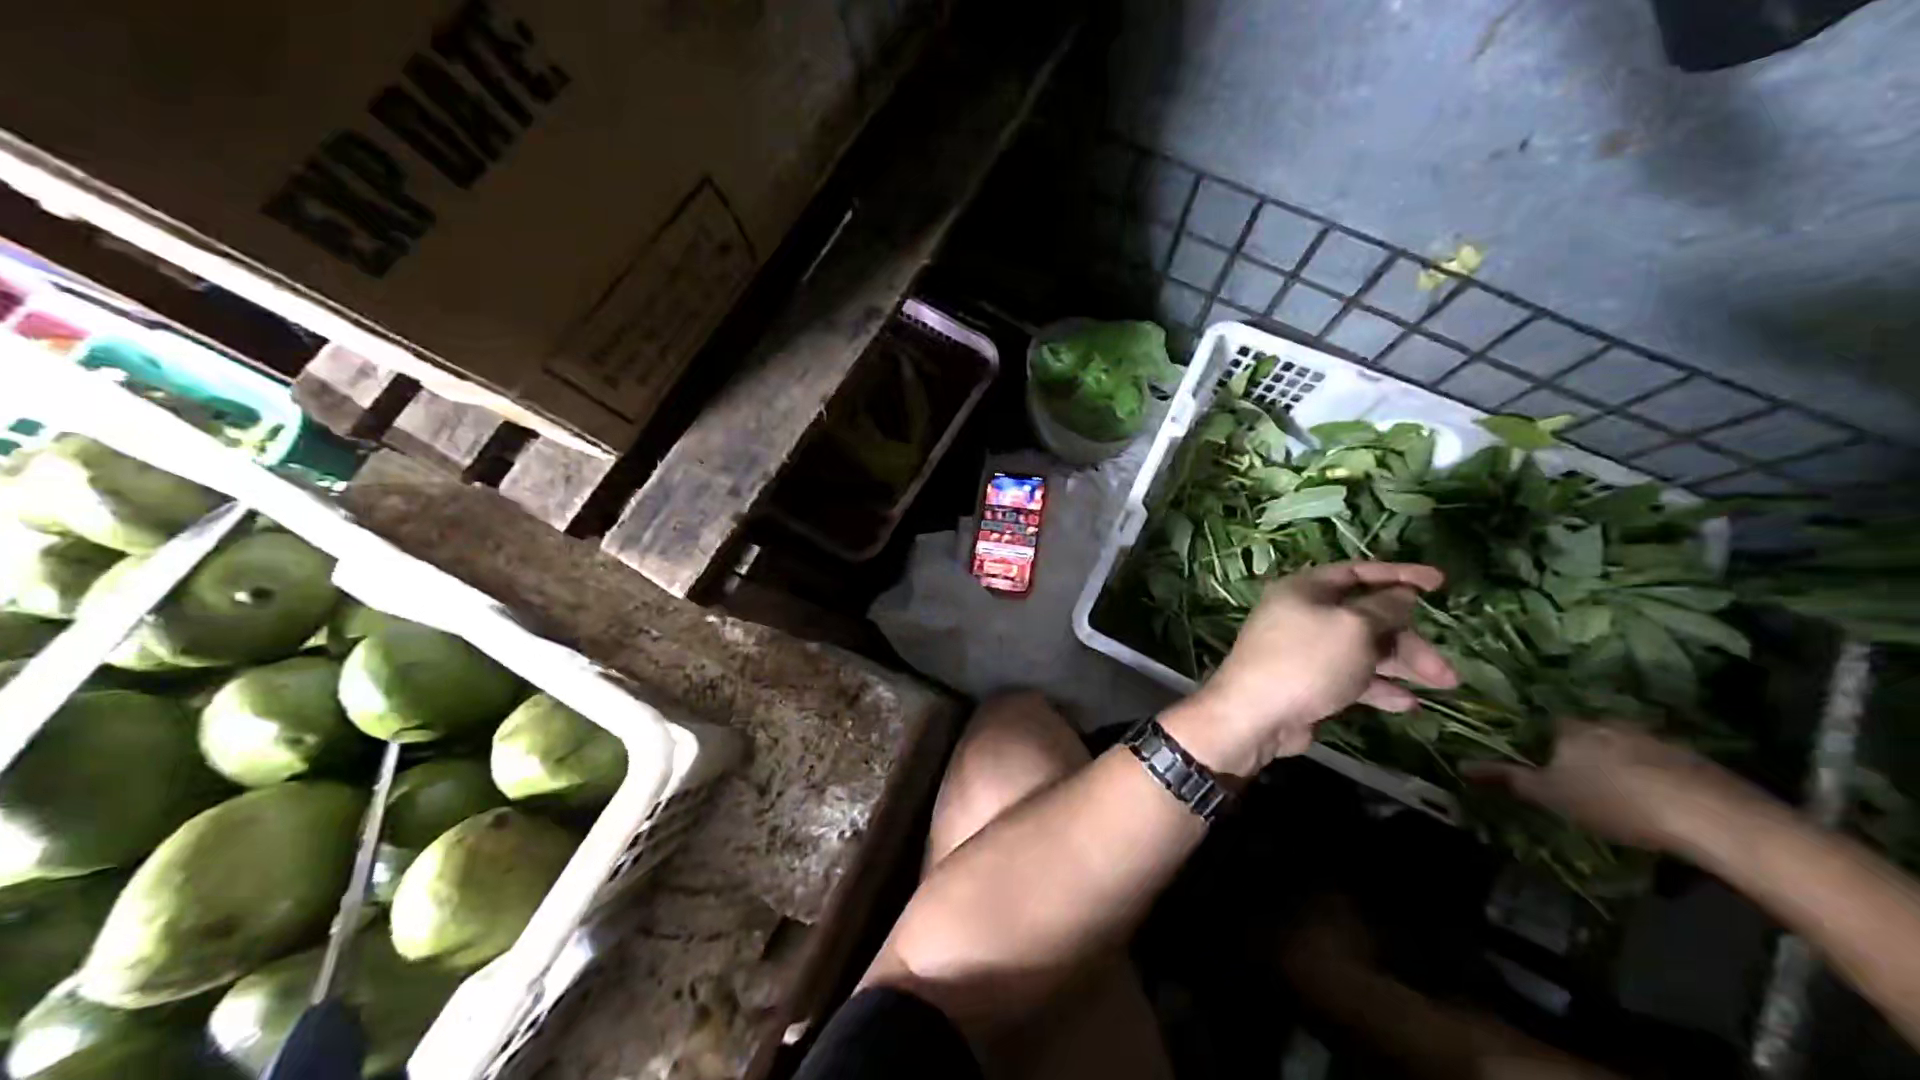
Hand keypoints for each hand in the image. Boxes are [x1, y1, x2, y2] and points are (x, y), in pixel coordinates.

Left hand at [1163, 562, 1456, 773]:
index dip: (1401, 575)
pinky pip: (1350, 678)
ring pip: (1363, 649)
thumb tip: (1402, 595)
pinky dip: (1378, 687)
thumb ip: (1384, 608)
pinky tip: (1407, 704)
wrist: (1255, 716)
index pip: (1358, 572)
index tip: (1440, 582)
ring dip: (1402, 665)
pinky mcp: (1307, 682)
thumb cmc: (1305, 661)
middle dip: (1408, 638)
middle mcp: (1302, 614)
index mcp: (1305, 589)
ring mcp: (1304, 650)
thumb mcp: (1353, 627)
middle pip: (1366, 617)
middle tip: (1445, 667)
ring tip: (1443, 685)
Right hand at [1466, 720, 1773, 853]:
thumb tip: (1460, 765)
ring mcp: (1654, 738)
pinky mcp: (1692, 759)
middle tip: (1572, 780)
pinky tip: (1651, 800)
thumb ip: (1507, 779)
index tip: (1535, 763)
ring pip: (1621, 746)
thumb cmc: (1615, 802)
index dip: (1535, 742)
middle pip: (1583, 733)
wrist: (1715, 818)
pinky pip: (1656, 762)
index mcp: (1569, 727)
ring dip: (1614, 763)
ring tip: (1612, 792)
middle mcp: (1607, 722)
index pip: (1542, 724)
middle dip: (1576, 752)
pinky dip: (1647, 775)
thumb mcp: (1551, 796)